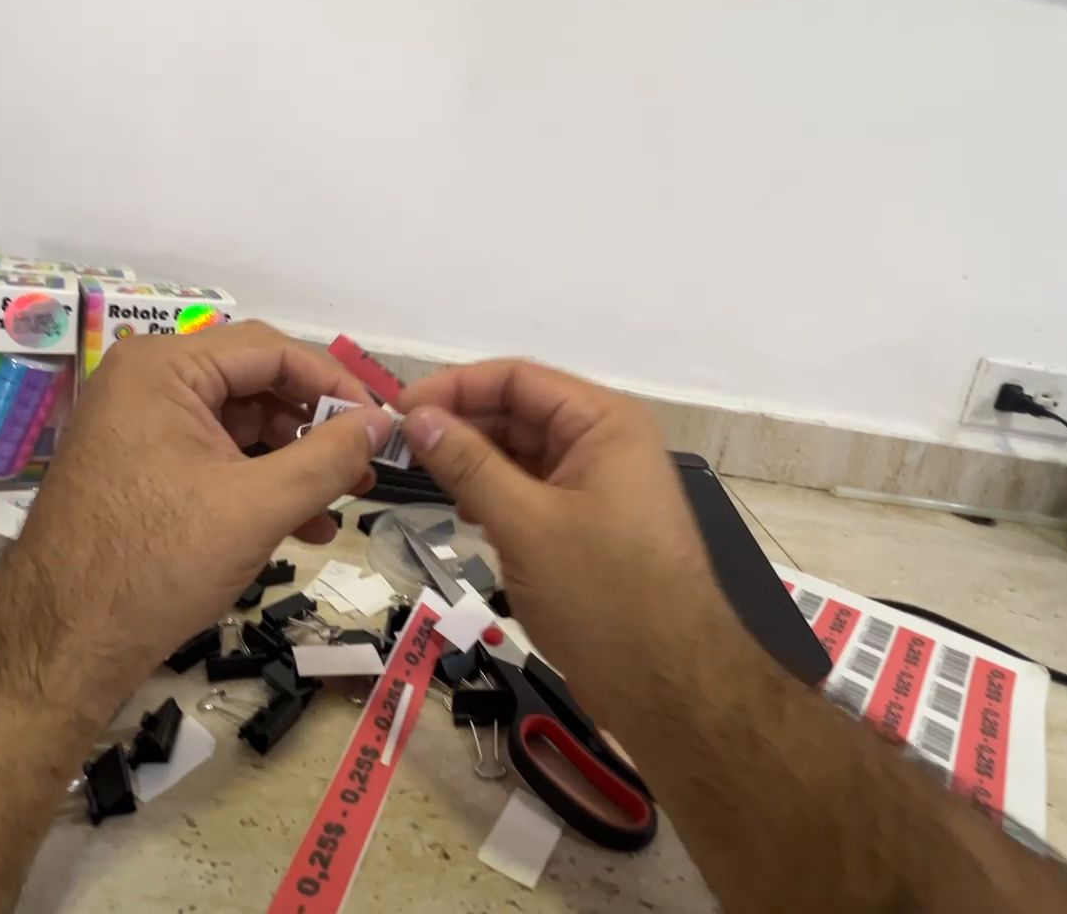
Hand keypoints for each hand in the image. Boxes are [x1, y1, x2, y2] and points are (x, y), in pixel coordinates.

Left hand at [11, 322, 392, 690]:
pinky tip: (305, 524)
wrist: (59, 650)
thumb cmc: (157, 564)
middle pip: (259, 385)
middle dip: (318, 428)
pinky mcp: (147, 466)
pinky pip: (221, 457)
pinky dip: (265, 483)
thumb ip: (330, 457)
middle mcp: (150, 384)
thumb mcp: (258, 507)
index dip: (335, 385)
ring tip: (345, 498)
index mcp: (164, 369)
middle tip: (367, 463)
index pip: (272, 351)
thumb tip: (384, 422)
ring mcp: (145, 427)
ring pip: (245, 425)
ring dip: (298, 461)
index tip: (380, 423)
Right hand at [395, 361, 721, 698]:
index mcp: (603, 421)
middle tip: (400, 448)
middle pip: (520, 412)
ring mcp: (598, 484)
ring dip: (475, 461)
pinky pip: (533, 490)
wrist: (668, 687)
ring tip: (425, 478)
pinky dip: (496, 494)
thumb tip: (418, 418)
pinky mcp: (588, 522)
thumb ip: (468, 463)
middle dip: (461, 426)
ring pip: (523, 453)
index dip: (455, 388)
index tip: (399, 411)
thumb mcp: (525, 522)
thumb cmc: (602, 594)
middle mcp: (604, 441)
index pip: (517, 379)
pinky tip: (467, 513)